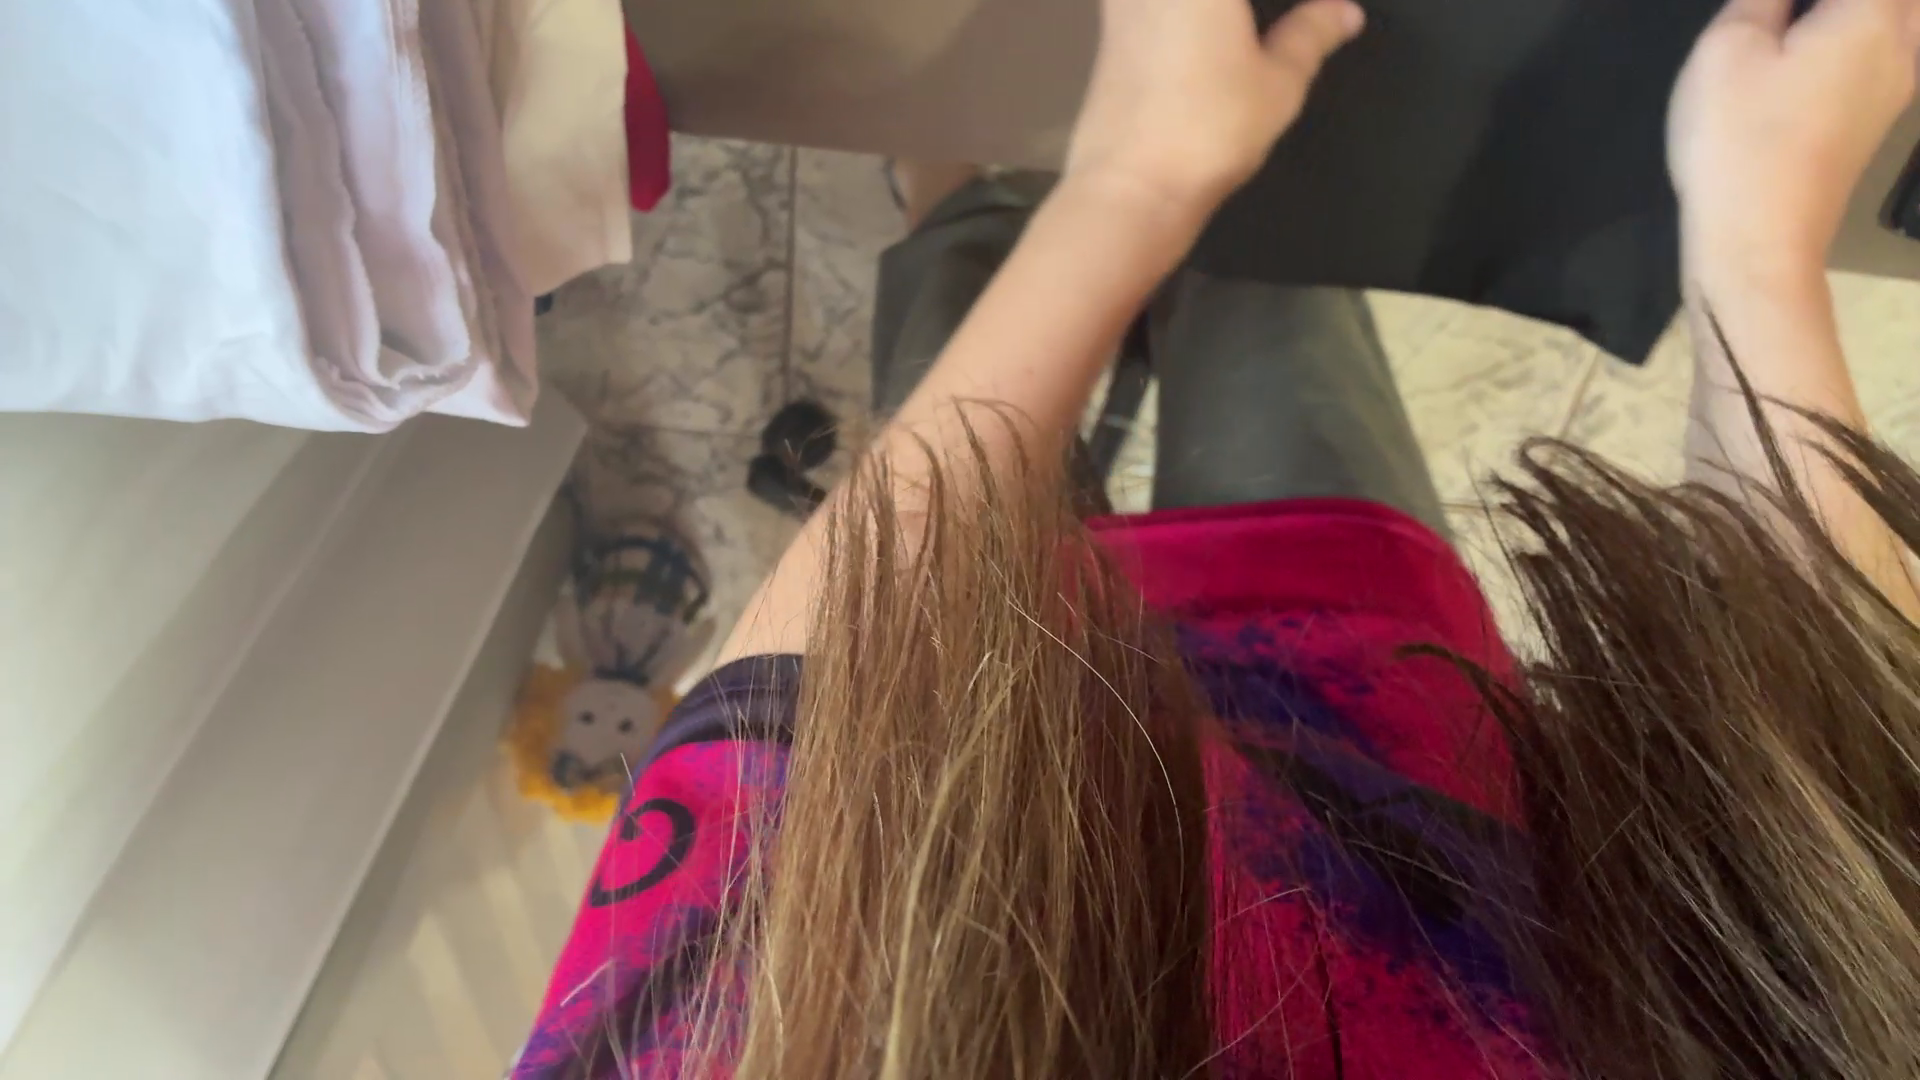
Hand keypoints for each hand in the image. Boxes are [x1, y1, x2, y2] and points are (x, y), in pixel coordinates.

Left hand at [1064, 0, 1364, 221]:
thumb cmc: (1207, 133)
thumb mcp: (1277, 85)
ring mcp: (1119, 8)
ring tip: (1240, 42)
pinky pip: (1144, 14)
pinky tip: (1197, 55)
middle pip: (1211, 4)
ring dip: (1208, 20)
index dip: (1293, 7)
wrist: (1127, 194)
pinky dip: (1174, 25)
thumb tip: (1342, 13)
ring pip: (1172, 6)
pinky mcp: (1103, 44)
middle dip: (1246, 16)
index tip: (1313, 14)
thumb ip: (1311, 35)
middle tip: (1279, 31)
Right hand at [1670, 0, 1919, 277]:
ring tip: (1782, 45)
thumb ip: (1755, 3)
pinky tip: (1800, 72)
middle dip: (1817, 18)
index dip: (1785, 4)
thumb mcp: (1721, 56)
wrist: (1759, 235)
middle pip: (1877, 9)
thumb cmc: (1736, 142)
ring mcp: (1903, 78)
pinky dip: (1848, 51)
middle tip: (1770, 27)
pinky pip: (1881, 56)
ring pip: (1889, 27)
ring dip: (1836, 30)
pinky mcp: (1879, 116)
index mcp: (1877, 7)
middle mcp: (1909, 33)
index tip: (1759, 14)